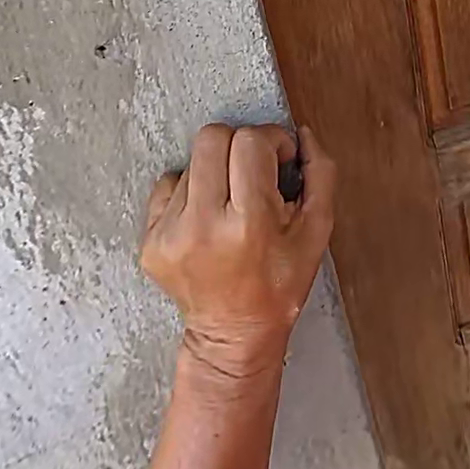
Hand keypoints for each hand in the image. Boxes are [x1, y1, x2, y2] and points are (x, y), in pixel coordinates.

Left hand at [140, 124, 336, 378]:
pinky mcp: (150, 240)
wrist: (234, 334)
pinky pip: (169, 184)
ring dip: (216, 171)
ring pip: (192, 160)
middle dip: (238, 145)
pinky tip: (208, 217)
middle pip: (212, 137)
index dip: (271, 141)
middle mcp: (202, 225)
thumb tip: (302, 134)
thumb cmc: (281, 281)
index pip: (250, 140)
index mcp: (249, 223)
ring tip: (231, 203)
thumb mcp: (318, 229)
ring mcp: (169, 234)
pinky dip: (191, 191)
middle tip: (253, 172)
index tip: (279, 161)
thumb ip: (320, 173)